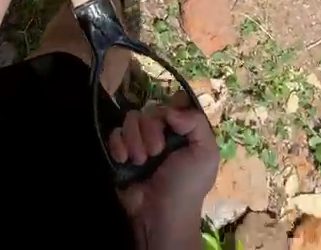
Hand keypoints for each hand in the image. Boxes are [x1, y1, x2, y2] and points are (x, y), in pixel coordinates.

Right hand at [109, 93, 218, 249]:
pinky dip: (118, 145)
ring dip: (134, 140)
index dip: (167, 113)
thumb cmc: (186, 185)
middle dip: (150, 131)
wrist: (161, 215)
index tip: (170, 127)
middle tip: (155, 154)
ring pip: (130, 119)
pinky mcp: (121, 152)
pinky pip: (114, 133)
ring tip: (140, 161)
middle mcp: (159, 133)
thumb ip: (197, 123)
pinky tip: (124, 160)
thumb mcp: (206, 155)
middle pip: (148, 111)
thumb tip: (170, 110)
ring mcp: (139, 141)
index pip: (169, 105)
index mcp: (180, 131)